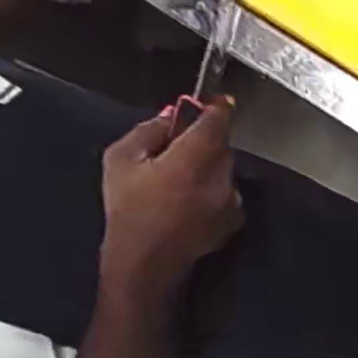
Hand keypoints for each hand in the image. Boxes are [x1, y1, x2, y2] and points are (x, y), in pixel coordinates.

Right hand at [99, 100, 243, 307]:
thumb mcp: (122, 158)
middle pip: (222, 148)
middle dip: (204, 141)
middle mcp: (219, 182)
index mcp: (192, 163)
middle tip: (177, 145)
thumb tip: (171, 117)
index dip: (218, 109)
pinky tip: (190, 198)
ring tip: (178, 179)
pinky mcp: (235, 219)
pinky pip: (228, 191)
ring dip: (209, 166)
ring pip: (226, 170)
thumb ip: (150, 131)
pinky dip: (215, 187)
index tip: (221, 100)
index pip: (216, 126)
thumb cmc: (130, 209)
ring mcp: (231, 203)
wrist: (149, 258)